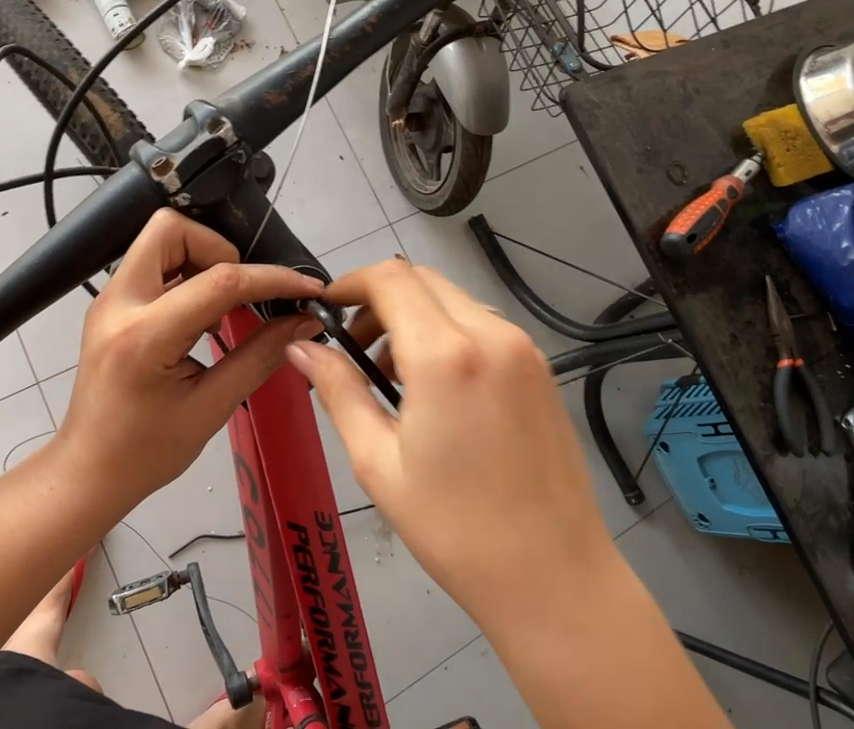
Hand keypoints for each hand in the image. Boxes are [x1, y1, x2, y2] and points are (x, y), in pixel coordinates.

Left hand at [55, 210, 324, 503]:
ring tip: (223, 307)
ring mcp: (109, 300)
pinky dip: (185, 274)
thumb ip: (260, 356)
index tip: (305, 288)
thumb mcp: (211, 408)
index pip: (218, 281)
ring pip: (159, 240)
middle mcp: (119, 303)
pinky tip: (200, 316)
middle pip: (171, 229)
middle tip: (242, 290)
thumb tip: (304, 323)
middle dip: (219, 247)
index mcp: (144, 335)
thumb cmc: (147, 452)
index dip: (270, 279)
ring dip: (201, 259)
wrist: (88, 471)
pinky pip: (152, 264)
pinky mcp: (111, 304)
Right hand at [284, 261, 610, 624]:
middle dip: (379, 299)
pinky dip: (448, 333)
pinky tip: (437, 388)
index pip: (390, 279)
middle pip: (423, 279)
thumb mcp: (378, 461)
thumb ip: (339, 391)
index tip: (326, 310)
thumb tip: (301, 349)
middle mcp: (491, 335)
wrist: (553, 575)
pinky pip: (484, 326)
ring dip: (414, 316)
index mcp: (446, 355)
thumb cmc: (454, 527)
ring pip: (454, 300)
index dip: (350, 283)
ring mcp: (524, 349)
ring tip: (393, 377)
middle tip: (354, 348)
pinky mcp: (541, 369)